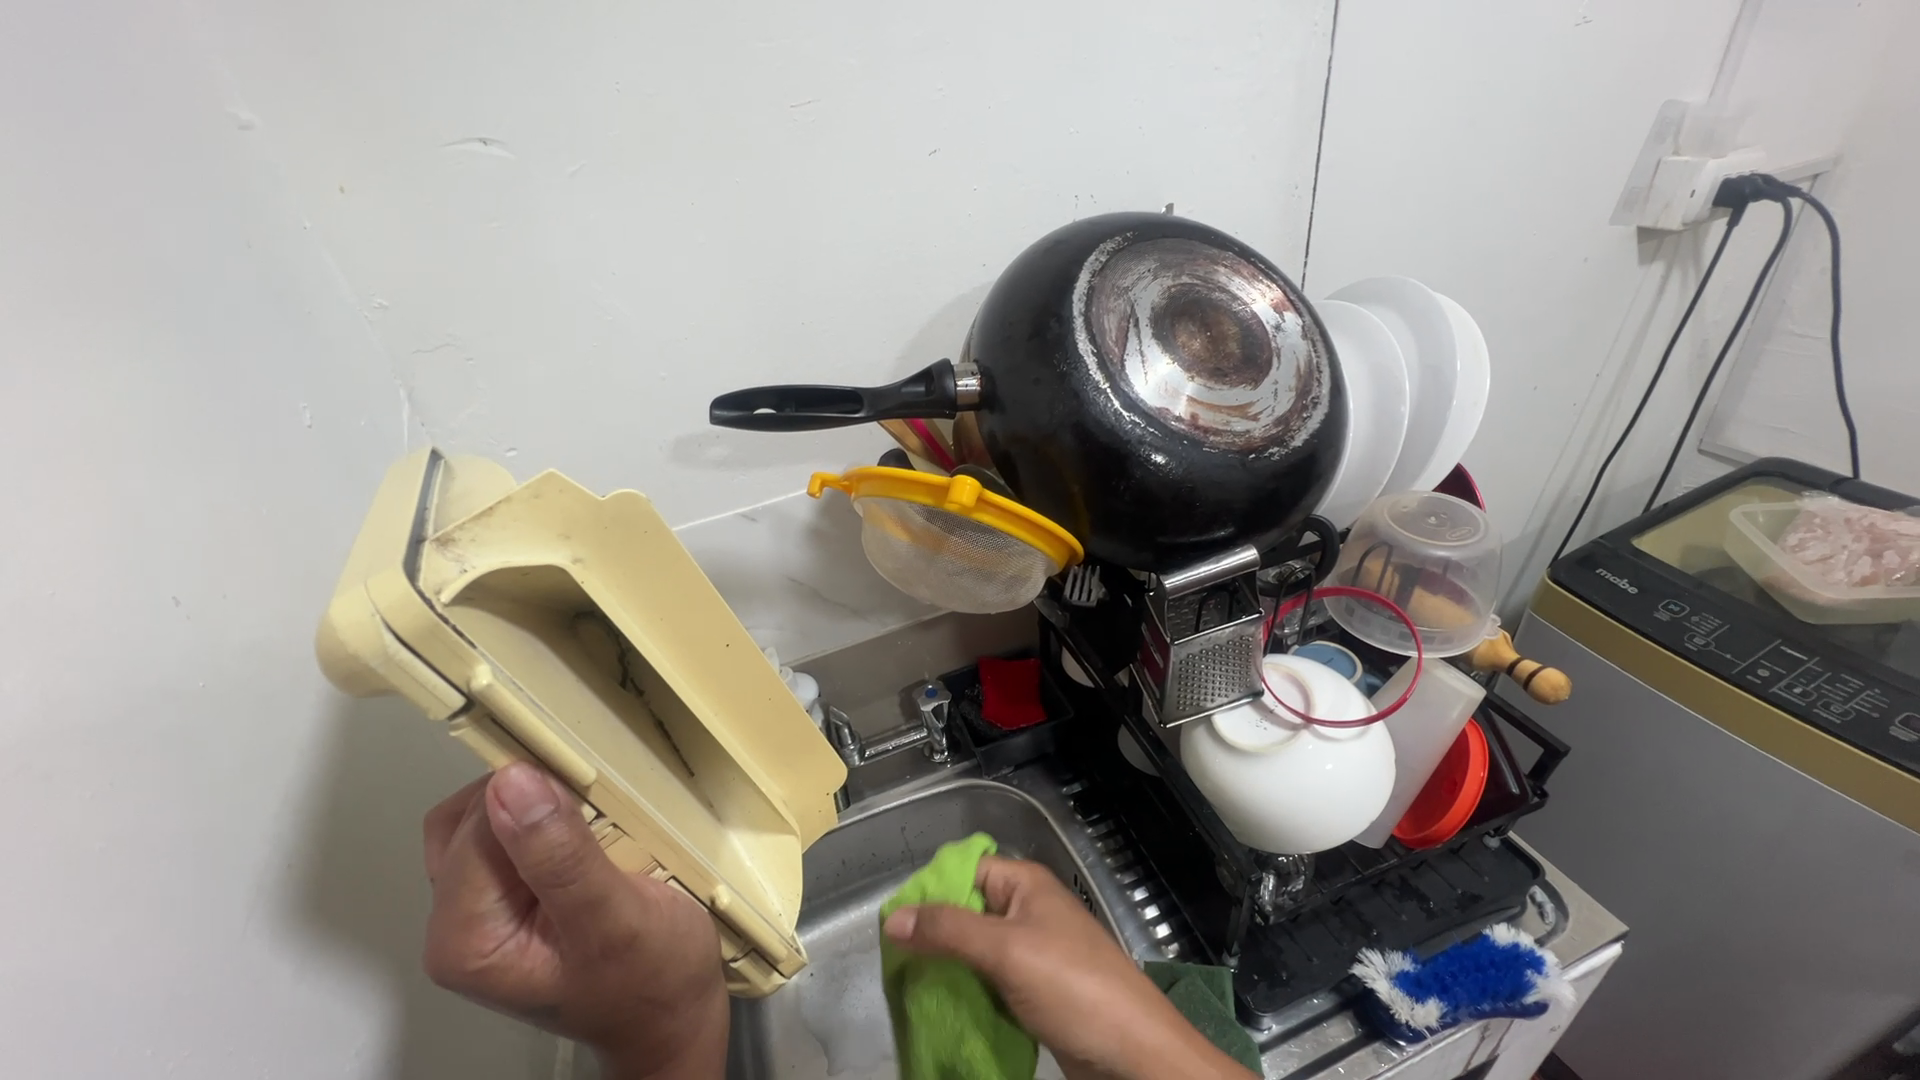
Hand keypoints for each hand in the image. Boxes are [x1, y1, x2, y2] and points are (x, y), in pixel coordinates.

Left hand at [420, 762, 727, 1079]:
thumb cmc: (654, 979)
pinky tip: (591, 822)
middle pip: (469, 821)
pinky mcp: (514, 901)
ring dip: (538, 799)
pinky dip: (548, 814)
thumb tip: (512, 782)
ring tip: (595, 807)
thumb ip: (561, 856)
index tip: (587, 775)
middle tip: (595, 791)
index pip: (476, 829)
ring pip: (486, 821)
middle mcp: (462, 925)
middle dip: (528, 793)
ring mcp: (486, 913)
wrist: (674, 1018)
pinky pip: (512, 835)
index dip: (527, 792)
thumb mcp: (616, 919)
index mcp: (468, 938)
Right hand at [882, 856, 1252, 1079]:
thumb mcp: (1005, 951)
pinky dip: (968, 992)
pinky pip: (991, 982)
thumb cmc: (1071, 985)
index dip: (930, 890)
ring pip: (977, 951)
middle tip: (895, 962)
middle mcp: (1028, 910)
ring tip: (910, 988)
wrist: (1133, 1053)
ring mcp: (1035, 952)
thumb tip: (891, 918)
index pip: (965, 870)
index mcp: (1025, 884)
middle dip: (933, 934)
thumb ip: (948, 931)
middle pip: (968, 911)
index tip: (893, 922)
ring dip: (948, 967)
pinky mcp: (1037, 990)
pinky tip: (943, 1008)